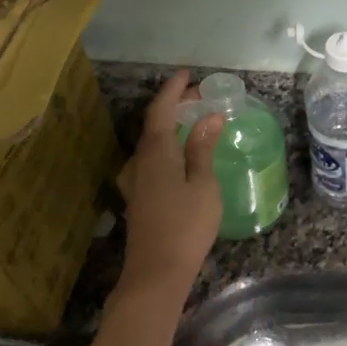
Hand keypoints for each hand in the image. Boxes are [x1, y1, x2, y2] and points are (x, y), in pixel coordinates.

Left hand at [116, 71, 223, 304]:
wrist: (158, 270)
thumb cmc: (187, 225)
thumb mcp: (203, 184)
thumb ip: (203, 149)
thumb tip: (210, 116)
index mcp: (155, 154)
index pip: (161, 112)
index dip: (173, 91)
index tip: (189, 75)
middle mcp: (139, 163)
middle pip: (155, 126)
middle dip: (176, 107)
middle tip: (202, 97)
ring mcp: (136, 182)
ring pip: (153, 144)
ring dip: (172, 127)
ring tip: (196, 122)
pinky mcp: (139, 197)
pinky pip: (153, 160)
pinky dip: (169, 147)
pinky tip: (183, 155)